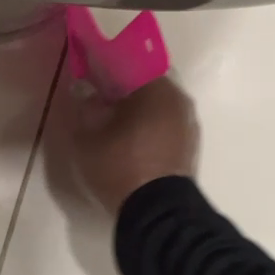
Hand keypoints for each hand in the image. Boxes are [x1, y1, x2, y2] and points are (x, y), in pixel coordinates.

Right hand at [51, 74, 199, 214]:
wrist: (157, 213)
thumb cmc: (120, 166)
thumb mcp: (88, 136)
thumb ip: (85, 105)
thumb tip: (84, 88)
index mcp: (158, 88)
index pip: (129, 62)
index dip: (106, 64)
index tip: (90, 72)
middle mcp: (180, 100)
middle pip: (147, 83)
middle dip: (124, 87)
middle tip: (100, 97)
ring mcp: (189, 125)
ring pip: (158, 105)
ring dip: (138, 108)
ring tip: (114, 121)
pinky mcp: (190, 149)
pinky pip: (165, 125)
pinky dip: (149, 126)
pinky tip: (130, 140)